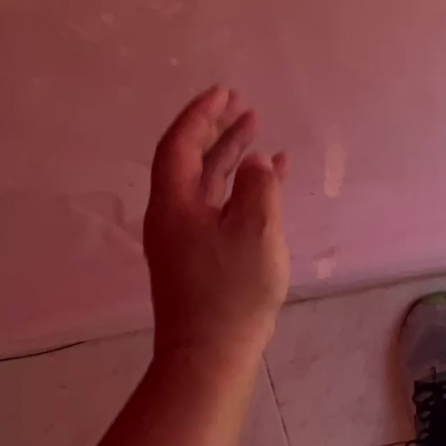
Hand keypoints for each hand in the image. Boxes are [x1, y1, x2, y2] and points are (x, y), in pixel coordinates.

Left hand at [143, 86, 289, 366]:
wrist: (210, 354)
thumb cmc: (232, 290)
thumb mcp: (256, 230)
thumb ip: (260, 187)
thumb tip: (257, 162)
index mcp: (175, 204)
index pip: (179, 146)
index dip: (200, 115)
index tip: (224, 92)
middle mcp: (174, 215)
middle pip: (190, 160)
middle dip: (214, 129)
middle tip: (239, 104)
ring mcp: (187, 236)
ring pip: (207, 181)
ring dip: (230, 154)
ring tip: (256, 128)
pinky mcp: (203, 254)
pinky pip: (221, 204)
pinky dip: (242, 185)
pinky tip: (270, 177)